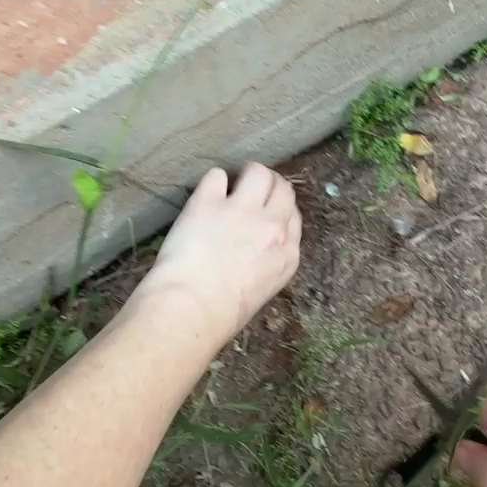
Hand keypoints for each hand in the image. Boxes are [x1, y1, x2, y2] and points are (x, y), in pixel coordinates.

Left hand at [129, 163, 301, 344]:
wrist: (192, 308)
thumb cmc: (223, 314)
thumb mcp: (264, 290)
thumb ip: (268, 262)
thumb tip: (255, 248)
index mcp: (287, 254)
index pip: (294, 216)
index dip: (280, 210)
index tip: (267, 213)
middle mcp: (272, 226)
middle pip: (283, 189)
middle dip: (271, 185)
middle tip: (254, 188)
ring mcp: (242, 210)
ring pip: (258, 172)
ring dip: (247, 173)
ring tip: (234, 180)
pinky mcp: (210, 201)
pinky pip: (217, 176)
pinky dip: (213, 182)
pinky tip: (206, 194)